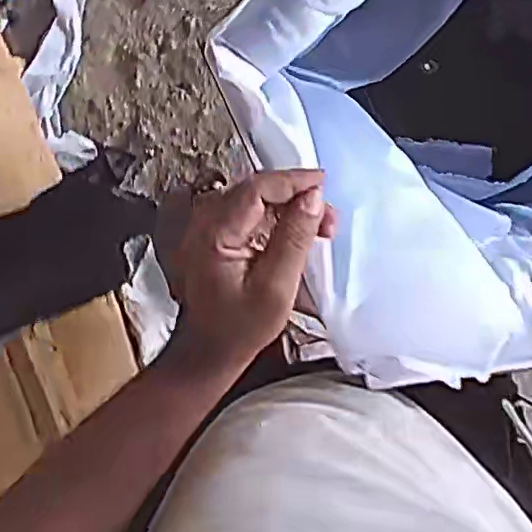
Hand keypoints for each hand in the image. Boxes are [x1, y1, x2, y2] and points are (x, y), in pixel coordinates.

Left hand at [161, 169, 337, 378]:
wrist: (208, 350)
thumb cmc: (237, 329)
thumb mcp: (276, 288)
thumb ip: (294, 239)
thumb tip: (312, 198)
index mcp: (214, 233)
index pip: (256, 188)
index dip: (293, 181)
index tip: (321, 183)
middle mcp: (204, 222)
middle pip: (256, 189)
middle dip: (296, 195)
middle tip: (327, 216)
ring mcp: (206, 226)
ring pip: (255, 198)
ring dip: (289, 206)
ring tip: (319, 226)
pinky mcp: (214, 232)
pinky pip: (249, 212)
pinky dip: (275, 216)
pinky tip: (297, 230)